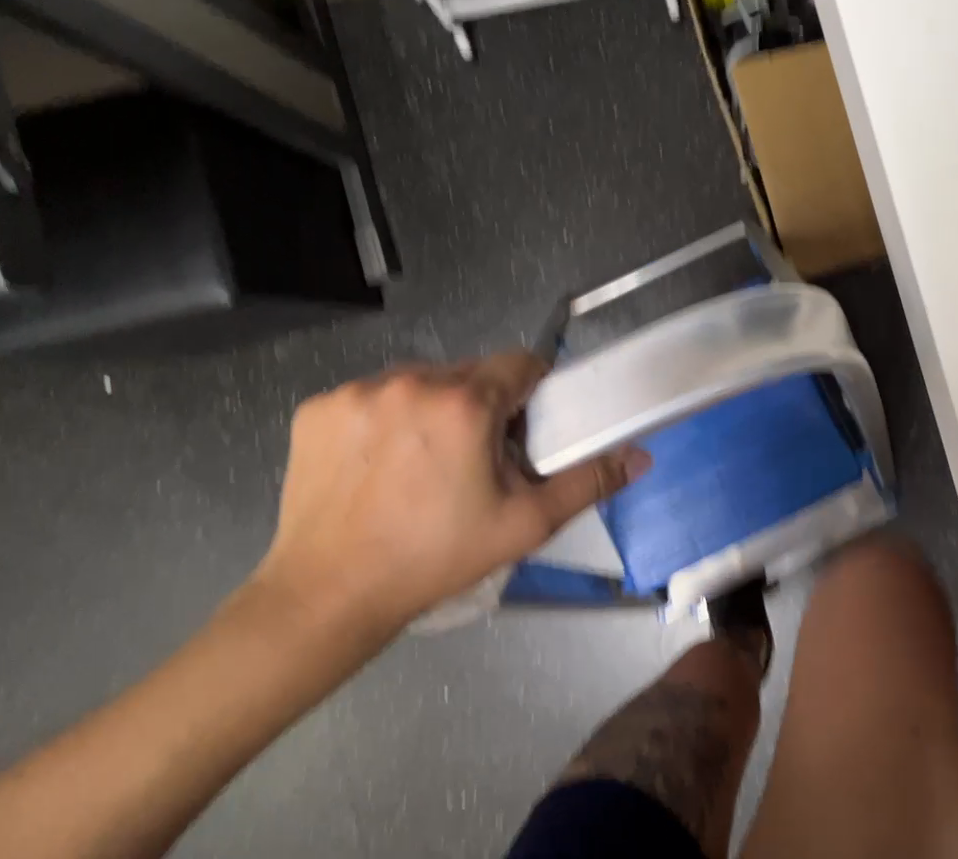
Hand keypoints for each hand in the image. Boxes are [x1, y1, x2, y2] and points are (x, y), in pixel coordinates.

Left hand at [251, 354, 650, 640]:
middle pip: (470, 374)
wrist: (329, 594)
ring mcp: (358, 393)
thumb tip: (640, 457)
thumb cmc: (436, 557)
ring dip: (434, 410)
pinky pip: (372, 398)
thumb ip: (588, 482)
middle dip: (484, 406)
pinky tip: (381, 465)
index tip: (527, 427)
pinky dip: (385, 420)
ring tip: (427, 464)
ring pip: (420, 383)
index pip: (520, 363)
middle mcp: (411, 382)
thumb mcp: (525, 524)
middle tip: (480, 459)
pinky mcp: (318, 409)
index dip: (533, 391)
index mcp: (465, 403)